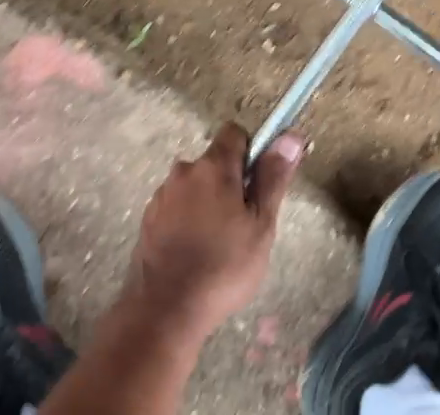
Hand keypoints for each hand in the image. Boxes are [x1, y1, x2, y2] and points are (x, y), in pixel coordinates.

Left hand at [125, 124, 303, 337]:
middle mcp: (183, 171)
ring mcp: (162, 194)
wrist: (167, 307)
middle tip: (244, 225)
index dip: (251, 152)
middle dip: (231, 184)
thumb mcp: (261, 225)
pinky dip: (188, 220)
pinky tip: (196, 253)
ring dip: (208, 203)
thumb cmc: (224, 266)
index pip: (234, 134)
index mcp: (213, 166)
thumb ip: (273, 178)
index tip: (259, 185)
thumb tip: (291, 136)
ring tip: (220, 245)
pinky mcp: (149, 218)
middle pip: (214, 163)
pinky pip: (177, 207)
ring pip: (195, 187)